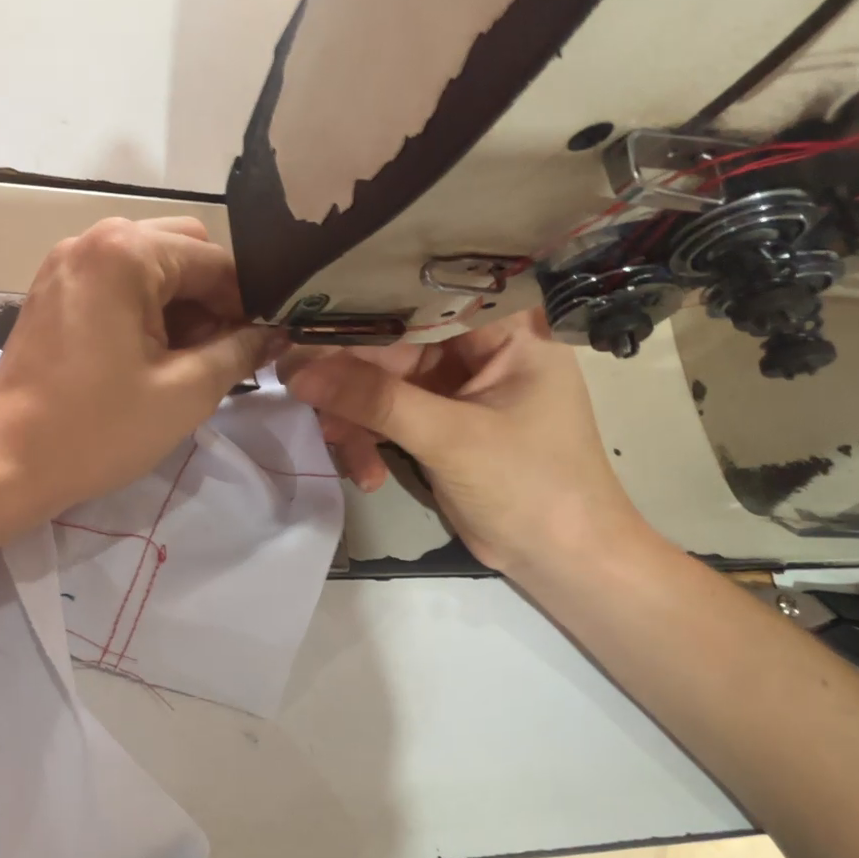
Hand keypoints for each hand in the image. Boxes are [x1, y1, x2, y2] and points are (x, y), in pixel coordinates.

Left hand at [0, 216, 285, 518]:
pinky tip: (150, 356)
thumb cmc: (98, 429)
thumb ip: (239, 350)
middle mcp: (91, 240)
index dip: (248, 303)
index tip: (262, 344)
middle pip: (180, 251)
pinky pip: (113, 284)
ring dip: (178, 305)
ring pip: (147, 267)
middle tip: (221, 354)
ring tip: (187, 361)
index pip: (215, 261)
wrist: (9, 463)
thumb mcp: (185, 392)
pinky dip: (142, 310)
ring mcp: (64, 265)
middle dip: (211, 298)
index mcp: (125, 252)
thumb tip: (275, 331)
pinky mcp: (50, 293)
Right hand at [282, 308, 653, 575]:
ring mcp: (455, 386)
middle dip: (347, 380)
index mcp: (506, 328)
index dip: (360, 309)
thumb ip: (374, 401)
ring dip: (354, 419)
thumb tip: (297, 373)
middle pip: (390, 344)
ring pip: (378, 384)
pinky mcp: (436, 422)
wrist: (560, 558)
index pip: (421, 299)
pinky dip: (367, 441)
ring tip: (339, 450)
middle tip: (301, 397)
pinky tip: (366, 474)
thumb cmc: (531, 485)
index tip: (303, 322)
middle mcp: (479, 347)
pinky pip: (383, 416)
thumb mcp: (450, 438)